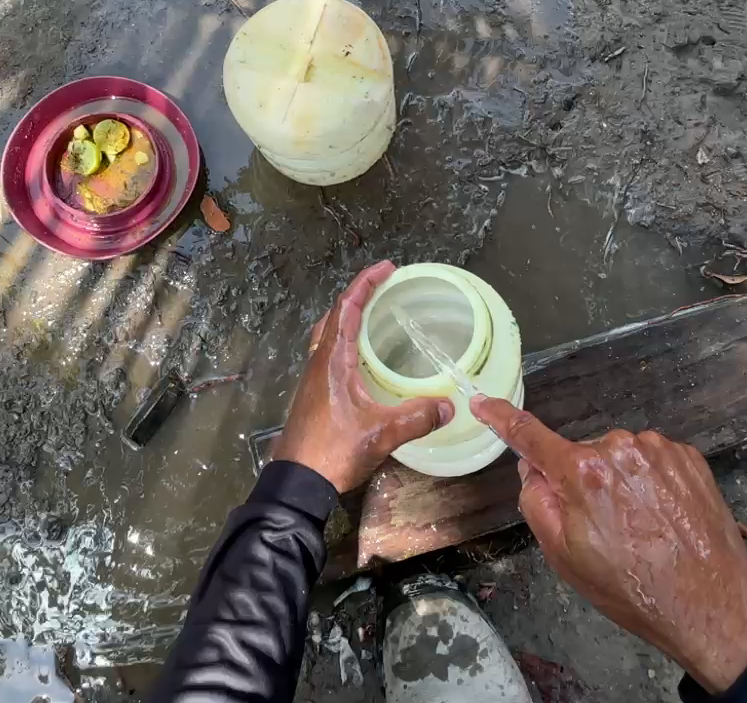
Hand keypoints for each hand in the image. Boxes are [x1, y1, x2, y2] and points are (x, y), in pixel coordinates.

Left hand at [272, 261, 453, 492]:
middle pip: (336, 314)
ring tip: (374, 312)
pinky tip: (362, 355)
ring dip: (349, 316)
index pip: (347, 308)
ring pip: (329, 332)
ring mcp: (314, 376)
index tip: (387, 268)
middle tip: (384, 286)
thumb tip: (449, 405)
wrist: (297, 480)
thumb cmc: (333, 450)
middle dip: (359, 294)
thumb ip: (417, 417)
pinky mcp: (315, 391)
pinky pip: (329, 351)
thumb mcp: (381, 433)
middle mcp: (319, 360)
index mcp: (332, 358)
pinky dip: (346, 339)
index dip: (366, 283)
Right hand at [470, 395, 746, 693]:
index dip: (501, 417)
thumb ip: (535, 501)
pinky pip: (650, 459)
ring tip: (641, 526)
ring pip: (616, 456)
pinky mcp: (687, 456)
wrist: (716, 609)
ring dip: (618, 481)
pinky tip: (663, 516)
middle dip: (580, 481)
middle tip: (604, 528)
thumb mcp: (563, 555)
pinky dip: (648, 481)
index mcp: (581, 470)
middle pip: (579, 454)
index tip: (481, 401)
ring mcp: (656, 448)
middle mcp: (617, 446)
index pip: (528, 434)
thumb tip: (533, 469)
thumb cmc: (632, 588)